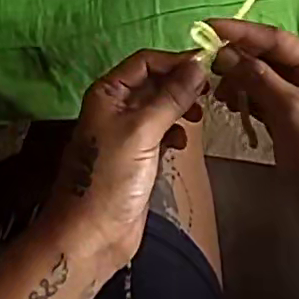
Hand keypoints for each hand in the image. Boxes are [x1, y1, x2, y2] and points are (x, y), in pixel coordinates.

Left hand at [43, 49, 207, 265]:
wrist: (91, 237)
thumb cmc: (110, 177)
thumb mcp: (143, 131)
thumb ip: (172, 97)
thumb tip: (199, 64)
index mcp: (109, 92)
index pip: (146, 62)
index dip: (175, 61)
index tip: (206, 66)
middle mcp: (116, 105)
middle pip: (154, 81)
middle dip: (180, 84)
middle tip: (207, 92)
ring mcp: (127, 130)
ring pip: (160, 105)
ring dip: (180, 107)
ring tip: (198, 117)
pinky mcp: (137, 153)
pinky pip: (161, 130)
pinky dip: (175, 131)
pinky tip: (182, 142)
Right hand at [208, 19, 298, 262]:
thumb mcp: (293, 112)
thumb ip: (259, 78)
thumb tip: (226, 53)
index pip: (275, 39)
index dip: (241, 32)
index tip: (207, 27)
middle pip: (266, 57)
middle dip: (237, 58)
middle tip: (206, 66)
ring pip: (260, 78)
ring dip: (238, 80)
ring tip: (217, 91)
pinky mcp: (289, 122)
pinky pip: (261, 100)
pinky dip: (245, 100)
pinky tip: (230, 104)